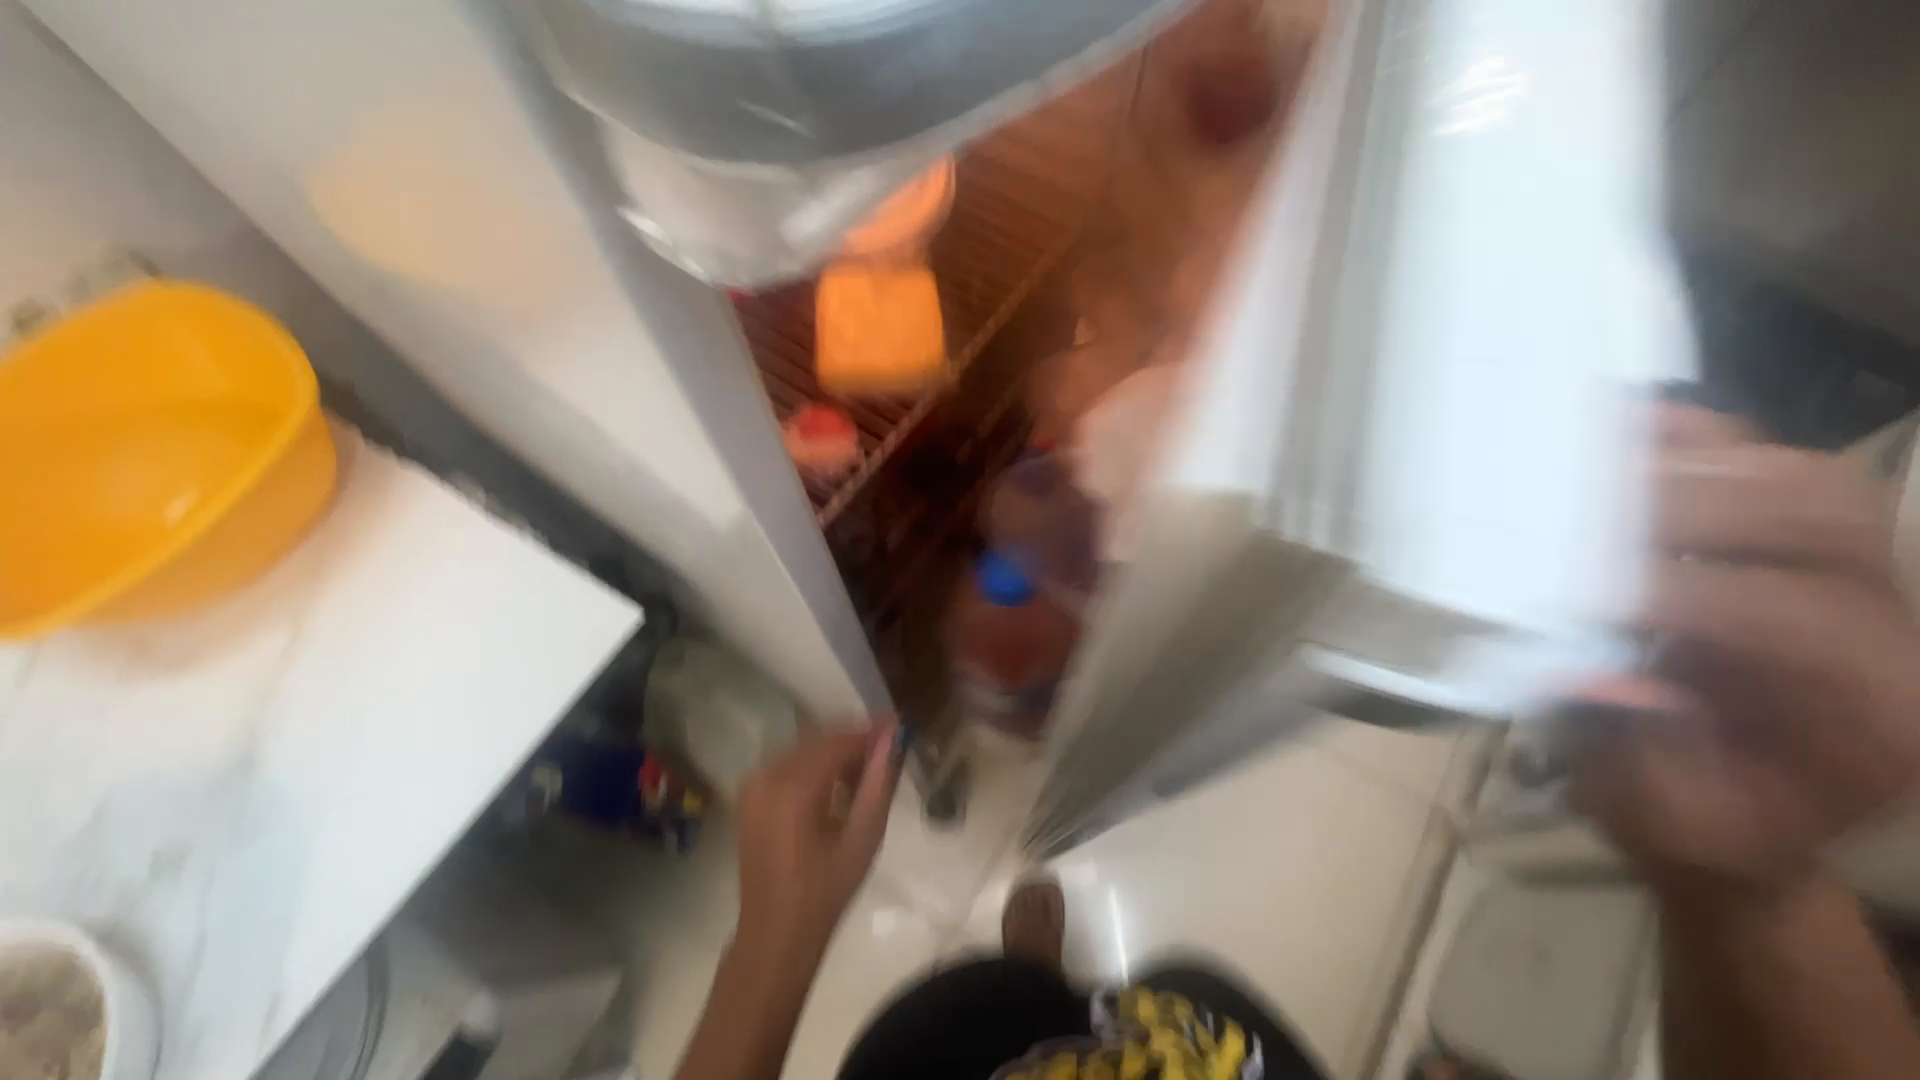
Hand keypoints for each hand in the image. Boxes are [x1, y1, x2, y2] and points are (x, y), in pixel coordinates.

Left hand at [733, 719, 899, 951]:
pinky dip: (814, 767)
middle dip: (853, 741)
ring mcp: (753, 785)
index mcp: (794, 788)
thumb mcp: (863, 837)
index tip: (899, 727)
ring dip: (834, 753)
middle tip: (886, 754)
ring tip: (864, 775)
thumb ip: (879, 781)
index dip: (870, 732)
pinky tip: (834, 788)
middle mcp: (767, 776)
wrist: (775, 933)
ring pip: (803, 749)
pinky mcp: (749, 795)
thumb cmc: (826, 890)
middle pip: (818, 740)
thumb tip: (893, 736)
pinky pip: (788, 764)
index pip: (838, 740)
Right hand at [1570, 412, 1919, 901]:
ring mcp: (1856, 576)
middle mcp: (1889, 629)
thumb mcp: (1667, 821)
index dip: (1682, 594)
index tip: (1571, 591)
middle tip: (1571, 514)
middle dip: (1687, 506)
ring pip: (1805, 478)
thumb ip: (1636, 757)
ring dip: (1692, 462)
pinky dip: (1698, 437)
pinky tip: (1626, 430)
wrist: (1745, 809)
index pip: (1796, 619)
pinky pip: (1770, 466)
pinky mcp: (1801, 547)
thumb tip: (1588, 671)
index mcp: (1872, 713)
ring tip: (1585, 471)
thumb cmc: (1704, 824)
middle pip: (1820, 520)